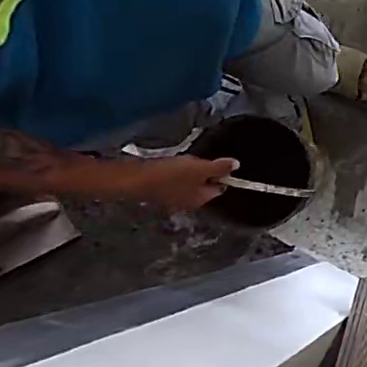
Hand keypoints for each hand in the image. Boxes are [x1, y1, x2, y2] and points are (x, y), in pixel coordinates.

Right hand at [123, 155, 238, 210]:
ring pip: (187, 181)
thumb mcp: (202, 168)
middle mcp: (186, 204)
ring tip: (179, 163)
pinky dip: (171, 171)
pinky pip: (171, 180)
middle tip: (194, 163)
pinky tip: (165, 165)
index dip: (220, 174)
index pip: (220, 188)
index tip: (213, 163)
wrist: (130, 178)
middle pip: (204, 184)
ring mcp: (169, 199)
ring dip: (186, 170)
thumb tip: (237, 165)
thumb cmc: (171, 175)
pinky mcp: (155, 192)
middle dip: (202, 171)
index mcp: (201, 200)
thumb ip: (220, 168)